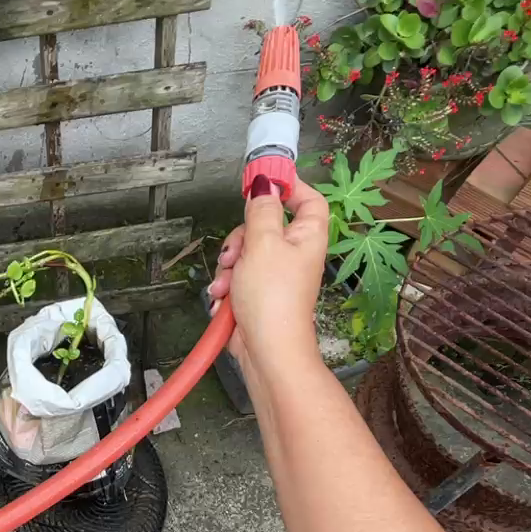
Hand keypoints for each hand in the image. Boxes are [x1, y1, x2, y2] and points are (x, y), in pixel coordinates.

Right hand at [206, 176, 330, 370]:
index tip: (263, 184)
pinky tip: (223, 299)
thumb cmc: (272, 297)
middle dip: (240, 240)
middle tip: (233, 254)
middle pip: (263, 227)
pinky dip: (226, 286)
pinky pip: (236, 277)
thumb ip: (261, 210)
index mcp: (307, 236)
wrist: (266, 347)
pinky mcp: (256, 293)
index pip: (307, 199)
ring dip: (228, 267)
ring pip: (244, 253)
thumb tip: (264, 183)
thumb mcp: (262, 244)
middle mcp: (293, 253)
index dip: (288, 188)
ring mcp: (274, 274)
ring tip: (226, 285)